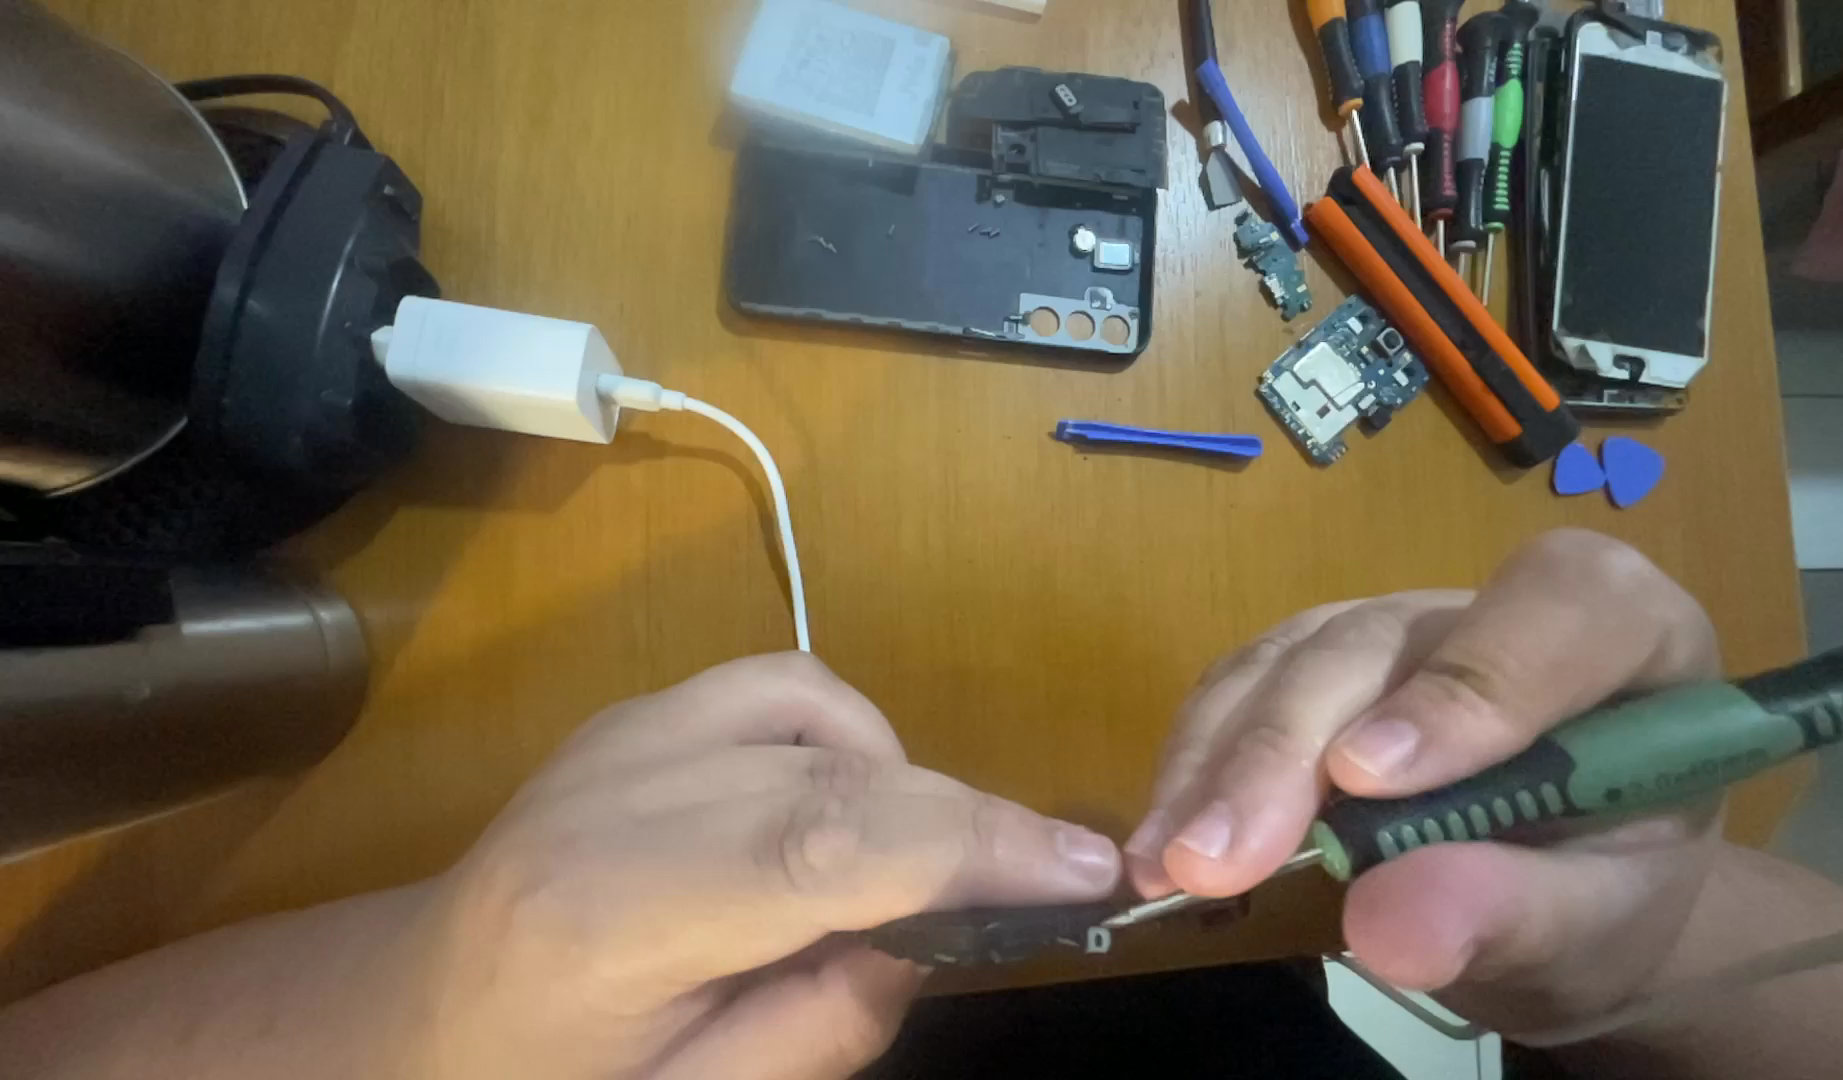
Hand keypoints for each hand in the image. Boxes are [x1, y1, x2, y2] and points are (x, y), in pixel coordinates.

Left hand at [416, 654, 1120, 1078]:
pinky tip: (836, 796)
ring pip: (820, 707)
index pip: (821, 848)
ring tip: (894, 860)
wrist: (406, 1015)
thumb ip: (825, 1020)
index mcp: (610, 911)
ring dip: (895, 779)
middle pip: (834, 771)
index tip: (1080, 864)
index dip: (966, 844)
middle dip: (961, 818)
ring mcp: (627, 728)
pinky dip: (845, 733)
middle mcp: (618, 787)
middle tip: (1042, 867)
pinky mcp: (643, 708)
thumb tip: (933, 926)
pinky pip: (783, 687)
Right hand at [1124, 530, 1722, 1033]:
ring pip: (1273, 665)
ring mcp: (1363, 632)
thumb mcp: (1588, 926)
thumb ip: (1512, 916)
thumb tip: (1385, 930)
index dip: (1467, 683)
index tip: (1367, 781)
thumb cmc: (1591, 895)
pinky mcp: (1290, 661)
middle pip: (1362, 648)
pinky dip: (1190, 770)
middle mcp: (1465, 612)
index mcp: (1611, 639)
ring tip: (1169, 863)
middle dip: (1280, 755)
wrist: (1532, 882)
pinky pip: (1227, 694)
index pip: (1556, 608)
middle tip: (1216, 861)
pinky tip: (1165, 837)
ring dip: (1213, 768)